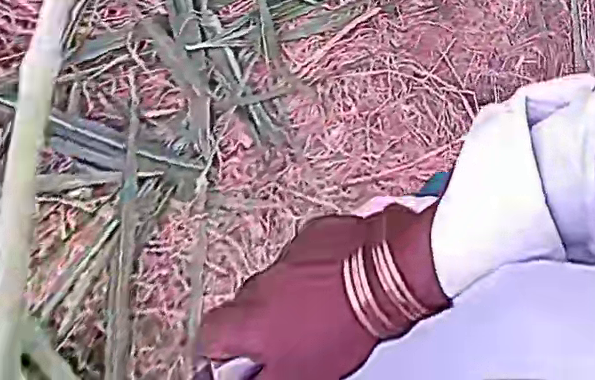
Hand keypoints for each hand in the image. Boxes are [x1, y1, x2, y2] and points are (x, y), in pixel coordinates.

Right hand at [197, 204, 444, 379]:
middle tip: (284, 343)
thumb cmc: (347, 322)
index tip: (235, 366)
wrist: (385, 272)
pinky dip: (313, 267)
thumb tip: (250, 378)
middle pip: (245, 305)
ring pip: (276, 279)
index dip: (219, 356)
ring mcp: (291, 250)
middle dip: (260, 325)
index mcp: (251, 316)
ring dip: (288, 295)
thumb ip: (262, 379)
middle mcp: (264, 278)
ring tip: (319, 311)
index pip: (209, 337)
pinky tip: (335, 284)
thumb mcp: (298, 374)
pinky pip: (304, 254)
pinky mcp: (316, 230)